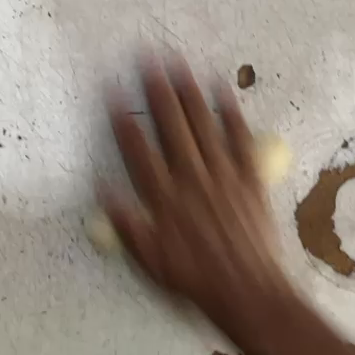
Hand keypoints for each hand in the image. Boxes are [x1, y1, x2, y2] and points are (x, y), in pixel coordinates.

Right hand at [101, 51, 305, 350]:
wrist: (250, 294)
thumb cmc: (196, 282)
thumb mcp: (150, 263)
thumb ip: (127, 225)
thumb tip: (104, 191)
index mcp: (163, 200)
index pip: (138, 151)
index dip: (124, 120)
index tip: (113, 93)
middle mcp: (191, 180)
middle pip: (170, 127)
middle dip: (156, 91)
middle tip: (147, 60)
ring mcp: (222, 176)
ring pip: (202, 125)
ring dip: (188, 92)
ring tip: (178, 63)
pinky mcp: (249, 179)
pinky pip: (239, 139)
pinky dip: (231, 113)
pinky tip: (222, 89)